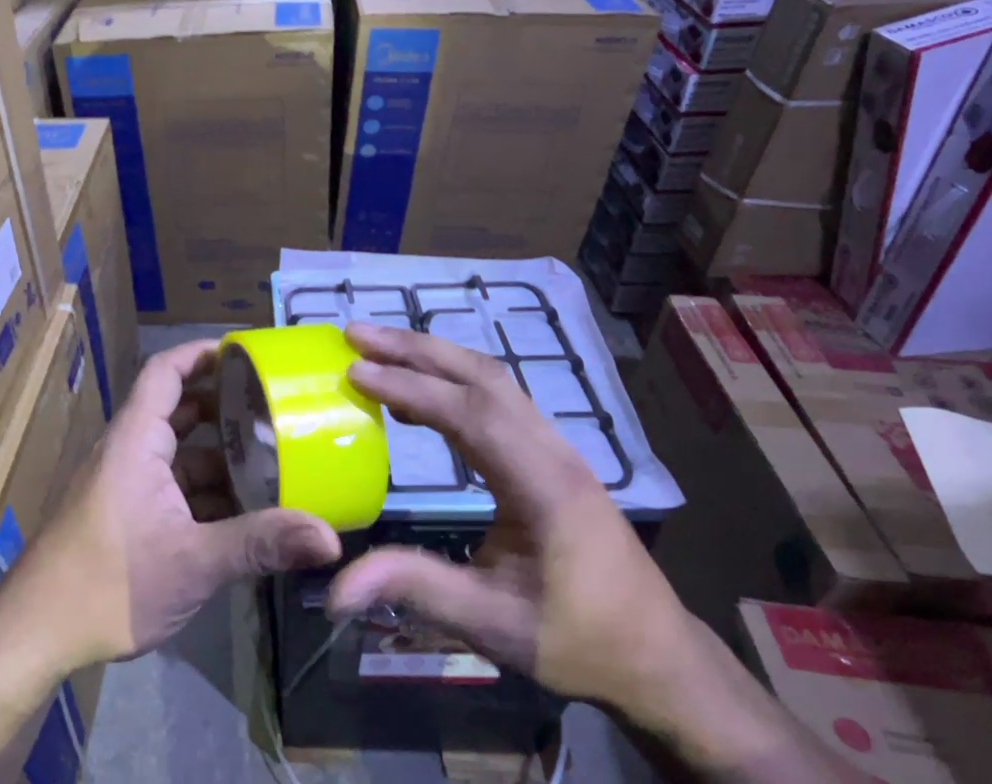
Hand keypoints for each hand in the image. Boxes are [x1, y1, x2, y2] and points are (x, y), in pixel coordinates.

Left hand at [19, 340, 341, 669]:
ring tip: (274, 461)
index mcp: (135, 442)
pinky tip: (243, 513)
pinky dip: (204, 493)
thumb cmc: (109, 583)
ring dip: (219, 458)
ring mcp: (123, 486)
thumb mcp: (194, 562)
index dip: (202, 354)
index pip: (165, 373)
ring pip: (177, 456)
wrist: (36, 632)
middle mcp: (127, 453)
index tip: (248, 354)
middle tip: (277, 411)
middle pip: (177, 411)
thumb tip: (329, 538)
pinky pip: (170, 488)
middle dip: (225, 409)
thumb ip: (260, 543)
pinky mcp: (123, 517)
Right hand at [326, 323, 696, 713]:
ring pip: (493, 382)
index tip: (353, 371)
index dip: (409, 387)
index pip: (470, 414)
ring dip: (434, 359)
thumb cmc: (579, 642)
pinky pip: (498, 402)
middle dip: (416, 349)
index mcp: (544, 485)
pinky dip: (451, 384)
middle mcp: (553, 452)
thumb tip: (336, 586)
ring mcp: (556, 451)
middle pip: (483, 377)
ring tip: (376, 351)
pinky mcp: (551, 460)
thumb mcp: (494, 624)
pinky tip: (418, 399)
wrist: (655, 657)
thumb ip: (417, 589)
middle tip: (355, 335)